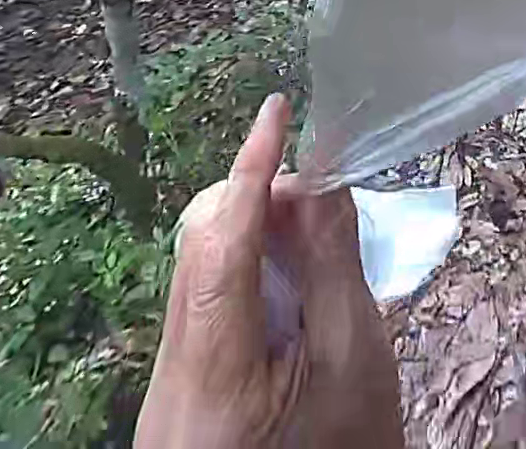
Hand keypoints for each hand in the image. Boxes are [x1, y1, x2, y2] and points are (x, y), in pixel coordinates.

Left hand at [137, 94, 401, 448]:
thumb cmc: (349, 447)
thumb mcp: (355, 353)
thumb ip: (333, 260)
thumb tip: (324, 179)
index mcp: (213, 375)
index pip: (222, 244)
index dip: (253, 169)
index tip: (278, 110)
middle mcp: (171, 373)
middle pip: (201, 245)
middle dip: (261, 201)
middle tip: (322, 205)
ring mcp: (170, 379)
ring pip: (203, 263)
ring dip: (261, 229)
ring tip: (315, 242)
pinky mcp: (183, 381)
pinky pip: (211, 293)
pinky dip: (255, 263)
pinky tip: (295, 278)